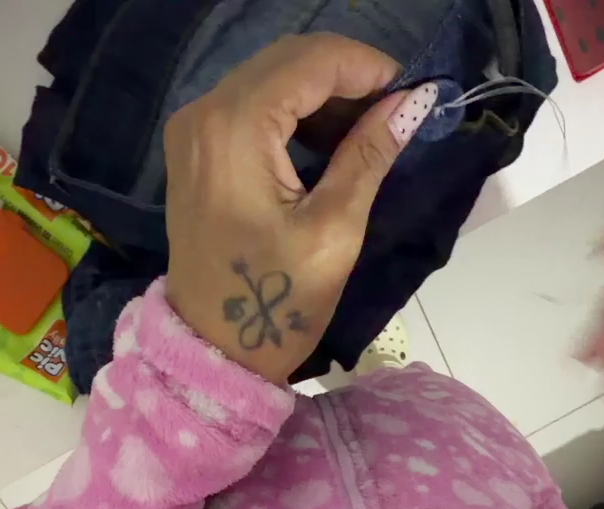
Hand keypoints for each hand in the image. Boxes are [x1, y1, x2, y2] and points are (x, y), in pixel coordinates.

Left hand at [163, 34, 434, 383]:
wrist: (213, 351)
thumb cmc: (277, 302)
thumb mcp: (334, 231)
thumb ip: (368, 156)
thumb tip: (412, 103)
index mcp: (234, 127)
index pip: (310, 62)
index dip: (367, 67)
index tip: (411, 93)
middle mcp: (203, 114)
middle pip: (285, 61)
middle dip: (345, 76)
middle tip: (394, 110)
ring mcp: (192, 133)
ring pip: (267, 81)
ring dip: (319, 94)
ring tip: (368, 126)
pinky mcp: (193, 154)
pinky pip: (247, 109)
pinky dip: (290, 114)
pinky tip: (326, 139)